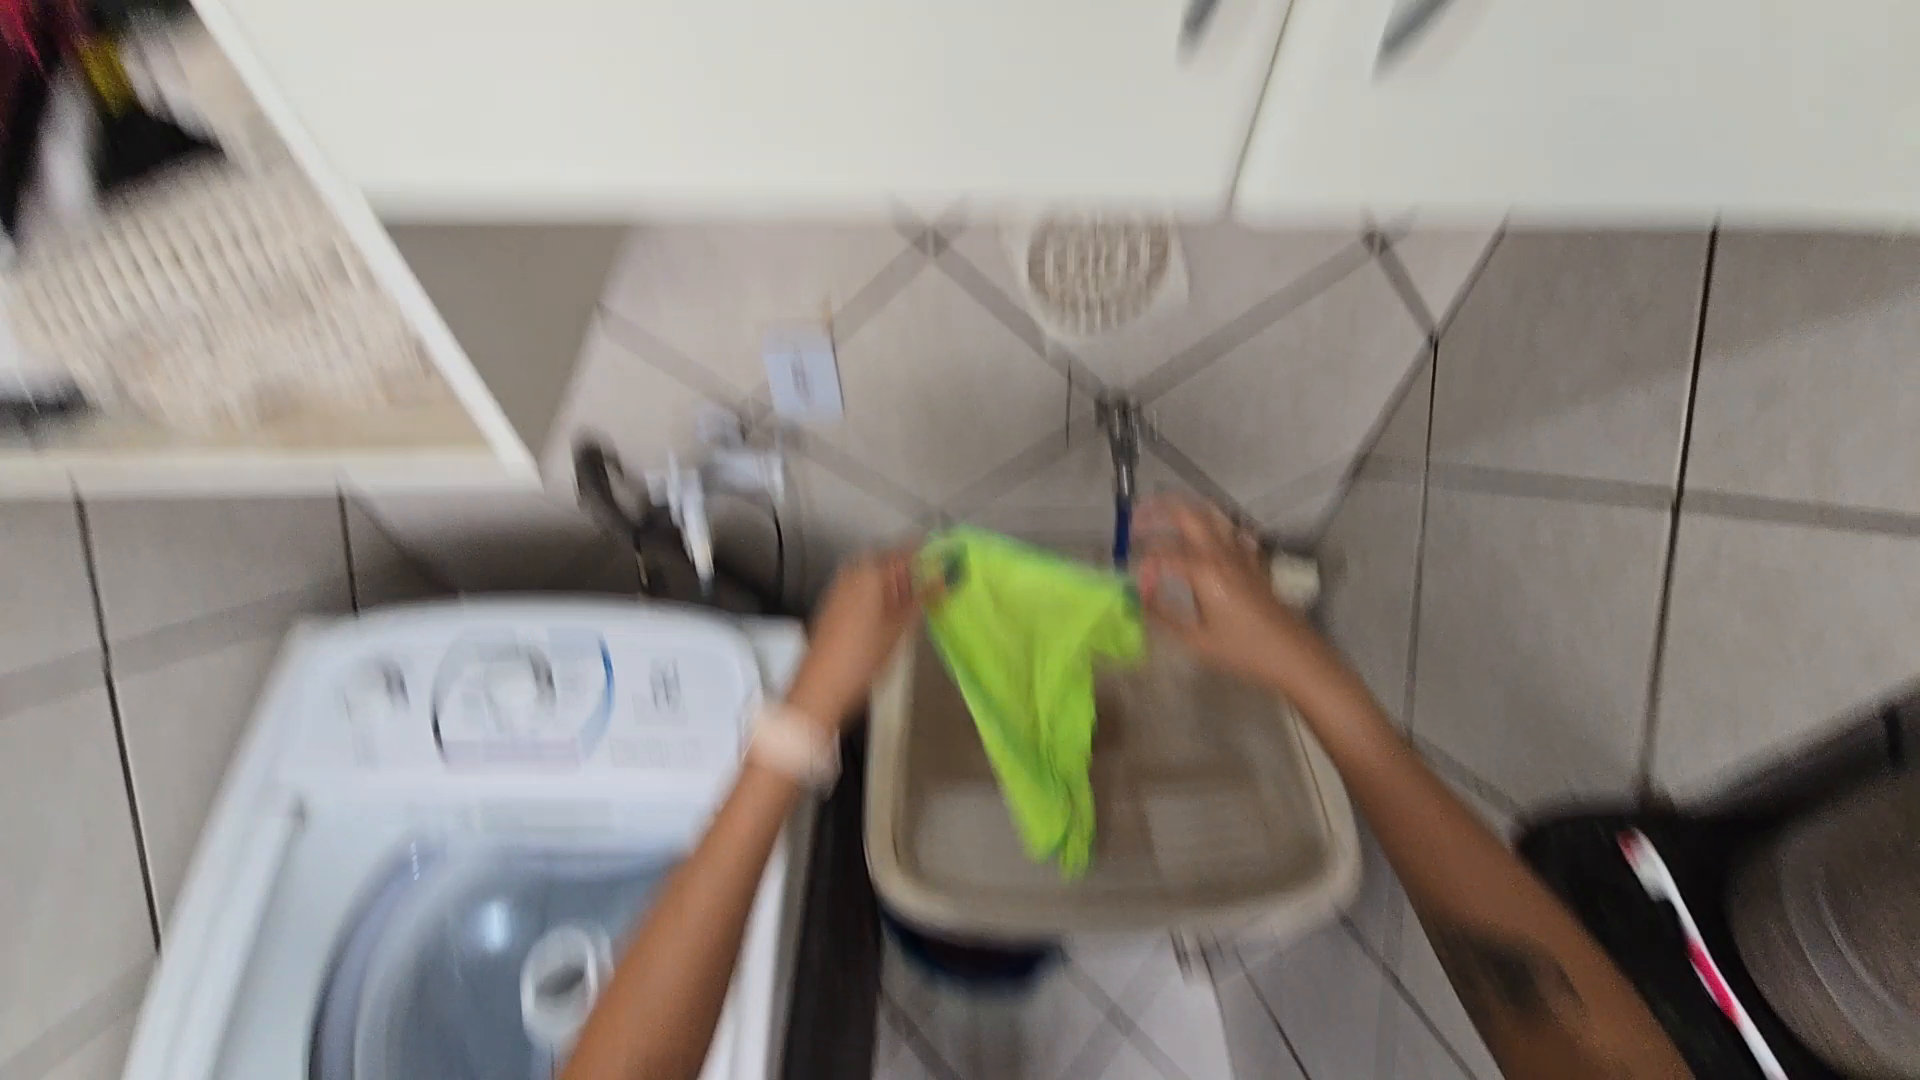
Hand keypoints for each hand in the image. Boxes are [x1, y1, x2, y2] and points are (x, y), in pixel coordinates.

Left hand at [783, 549, 930, 730]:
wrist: (822, 685)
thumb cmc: (864, 656)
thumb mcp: (900, 628)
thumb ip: (922, 598)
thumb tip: (940, 580)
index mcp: (869, 572)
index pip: (904, 553)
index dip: (926, 557)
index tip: (944, 563)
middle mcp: (851, 573)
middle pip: (886, 562)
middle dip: (908, 572)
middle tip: (929, 588)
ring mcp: (838, 588)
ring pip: (873, 576)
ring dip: (893, 585)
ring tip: (911, 605)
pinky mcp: (832, 605)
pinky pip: (860, 589)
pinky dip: (877, 595)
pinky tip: (888, 615)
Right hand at [1134, 497, 1342, 695]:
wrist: (1295, 656)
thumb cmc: (1244, 651)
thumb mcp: (1195, 640)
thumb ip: (1162, 615)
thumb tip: (1139, 598)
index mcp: (1204, 570)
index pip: (1161, 554)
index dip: (1144, 568)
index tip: (1140, 589)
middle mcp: (1221, 552)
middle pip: (1186, 513)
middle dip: (1156, 510)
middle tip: (1136, 521)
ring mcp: (1240, 553)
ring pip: (1211, 513)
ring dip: (1184, 510)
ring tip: (1164, 518)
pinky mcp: (1253, 561)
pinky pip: (1232, 530)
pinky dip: (1213, 526)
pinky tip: (1205, 539)